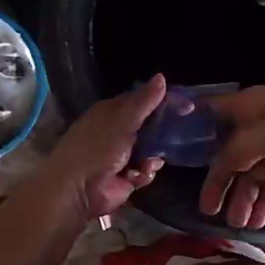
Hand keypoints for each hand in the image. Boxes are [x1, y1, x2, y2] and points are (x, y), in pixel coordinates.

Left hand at [40, 75, 168, 219]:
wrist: (78, 189)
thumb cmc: (97, 147)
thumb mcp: (122, 119)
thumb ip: (144, 101)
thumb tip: (162, 76)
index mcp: (112, 112)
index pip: (142, 100)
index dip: (163, 101)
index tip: (187, 105)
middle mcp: (118, 131)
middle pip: (150, 126)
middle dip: (162, 132)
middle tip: (181, 132)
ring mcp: (123, 155)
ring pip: (152, 149)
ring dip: (153, 156)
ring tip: (147, 161)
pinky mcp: (127, 177)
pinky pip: (147, 170)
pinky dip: (144, 173)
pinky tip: (137, 175)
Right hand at [200, 86, 264, 229]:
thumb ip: (237, 151)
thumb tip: (217, 167)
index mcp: (249, 107)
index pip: (210, 115)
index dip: (190, 132)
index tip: (172, 155)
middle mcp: (257, 126)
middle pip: (227, 155)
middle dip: (217, 181)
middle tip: (208, 210)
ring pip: (249, 176)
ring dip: (241, 199)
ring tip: (235, 225)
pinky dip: (263, 204)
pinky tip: (256, 223)